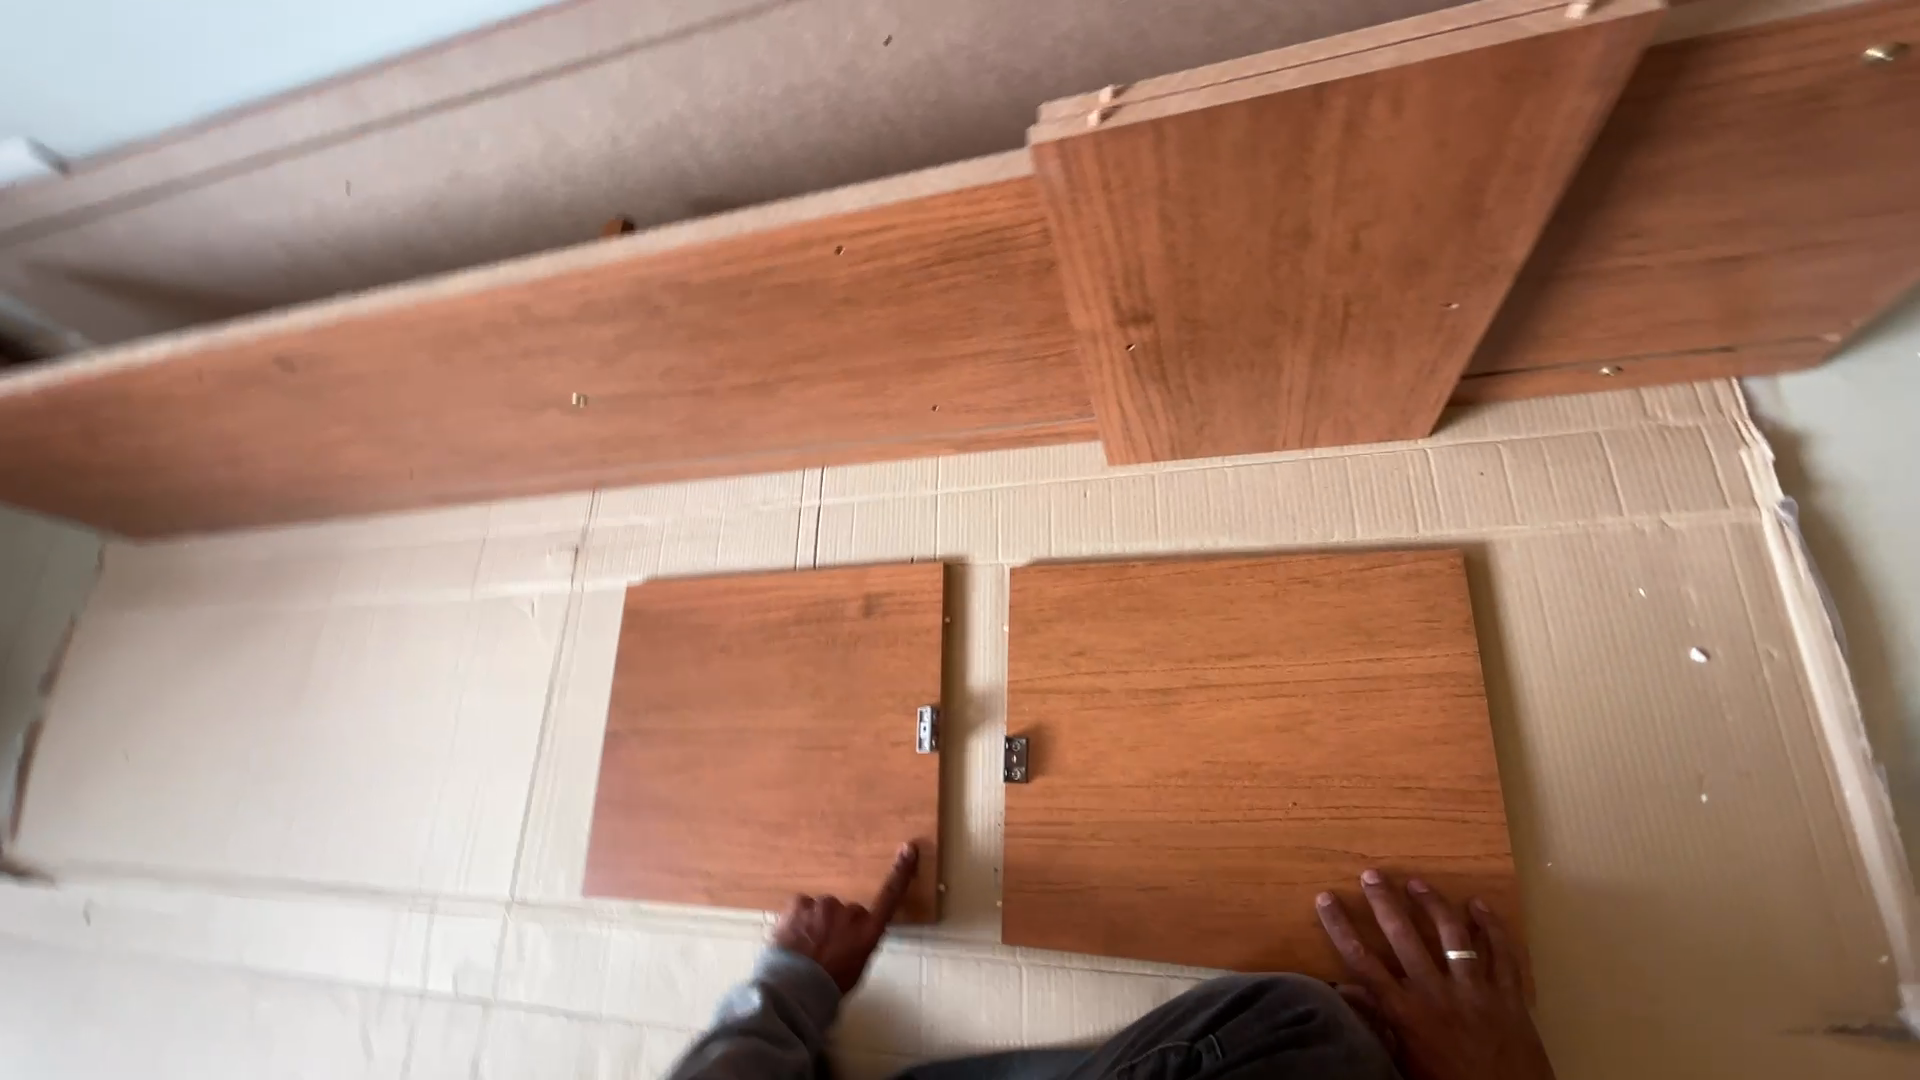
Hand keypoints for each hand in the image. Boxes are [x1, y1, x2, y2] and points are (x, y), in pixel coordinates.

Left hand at [771, 842, 919, 993]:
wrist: (792, 991)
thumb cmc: (828, 988)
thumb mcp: (856, 968)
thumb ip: (860, 944)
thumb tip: (855, 936)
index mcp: (868, 931)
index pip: (889, 897)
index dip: (900, 872)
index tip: (908, 849)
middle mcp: (850, 912)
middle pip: (846, 911)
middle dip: (837, 924)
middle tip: (823, 949)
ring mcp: (824, 905)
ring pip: (822, 909)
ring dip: (816, 922)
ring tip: (804, 948)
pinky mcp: (799, 903)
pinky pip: (802, 907)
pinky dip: (797, 920)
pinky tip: (792, 939)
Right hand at [1316, 869, 1553, 1079]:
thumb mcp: (1405, 1061)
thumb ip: (1377, 1022)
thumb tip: (1342, 990)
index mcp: (1405, 1012)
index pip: (1361, 960)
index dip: (1340, 926)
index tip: (1325, 898)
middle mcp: (1436, 994)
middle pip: (1403, 936)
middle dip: (1384, 902)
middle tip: (1371, 874)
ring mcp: (1475, 993)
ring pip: (1451, 936)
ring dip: (1432, 905)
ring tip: (1417, 883)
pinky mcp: (1510, 999)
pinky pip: (1502, 956)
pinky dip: (1492, 928)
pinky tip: (1479, 905)